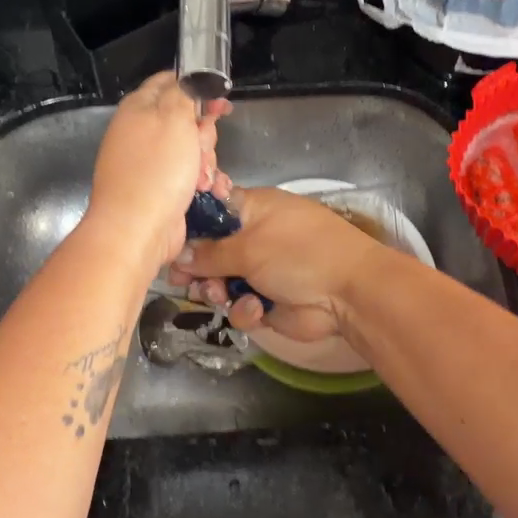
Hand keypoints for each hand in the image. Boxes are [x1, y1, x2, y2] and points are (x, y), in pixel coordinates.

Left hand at [84, 72, 229, 269]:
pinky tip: (206, 190)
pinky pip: (188, 174)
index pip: (170, 82)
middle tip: (202, 147)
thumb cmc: (156, 170)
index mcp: (139, 108)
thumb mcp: (174, 118)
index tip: (220, 102)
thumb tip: (191, 79)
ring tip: (202, 178)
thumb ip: (184, 92)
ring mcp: (150, 161)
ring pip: (192, 149)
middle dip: (204, 134)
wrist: (137, 229)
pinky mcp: (159, 187)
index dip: (198, 88)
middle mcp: (141, 131)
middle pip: (186, 118)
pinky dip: (201, 181)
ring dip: (205, 162)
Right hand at [167, 187, 389, 342]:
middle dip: (197, 268)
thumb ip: (209, 253)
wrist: (348, 292)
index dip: (189, 228)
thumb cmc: (299, 253)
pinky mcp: (268, 301)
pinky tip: (255, 309)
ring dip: (218, 291)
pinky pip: (241, 305)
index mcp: (253, 208)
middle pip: (210, 251)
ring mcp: (262, 270)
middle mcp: (255, 236)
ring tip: (220, 295)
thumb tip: (179, 255)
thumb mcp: (248, 246)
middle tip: (182, 282)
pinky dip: (245, 309)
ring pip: (221, 282)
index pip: (211, 211)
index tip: (169, 245)